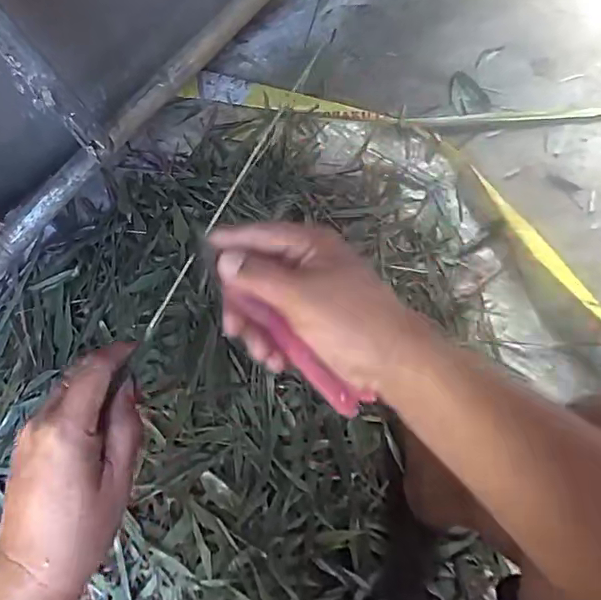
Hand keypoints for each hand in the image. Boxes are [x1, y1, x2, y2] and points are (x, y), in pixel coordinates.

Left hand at [0, 342, 143, 599]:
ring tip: (115, 414)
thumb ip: (125, 427)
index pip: (93, 370)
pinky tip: (91, 430)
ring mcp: (26, 431)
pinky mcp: (21, 444)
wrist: (26, 577)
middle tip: (133, 389)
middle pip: (76, 376)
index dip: (116, 353)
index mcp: (66, 426)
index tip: (137, 349)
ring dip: (90, 387)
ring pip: (64, 391)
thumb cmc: (81, 535)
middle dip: (105, 370)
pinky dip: (75, 404)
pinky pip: (53, 409)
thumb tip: (126, 387)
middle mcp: (41, 419)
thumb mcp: (118, 482)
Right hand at [210, 222, 441, 399]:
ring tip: (264, 355)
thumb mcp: (299, 296)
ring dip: (258, 332)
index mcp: (309, 246)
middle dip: (244, 305)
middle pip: (257, 275)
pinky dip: (274, 344)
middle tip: (234, 329)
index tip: (205, 245)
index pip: (261, 235)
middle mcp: (307, 264)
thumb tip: (224, 256)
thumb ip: (258, 276)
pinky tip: (277, 362)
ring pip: (265, 306)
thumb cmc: (349, 320)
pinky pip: (281, 327)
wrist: (396, 364)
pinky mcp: (313, 323)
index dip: (232, 241)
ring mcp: (310, 295)